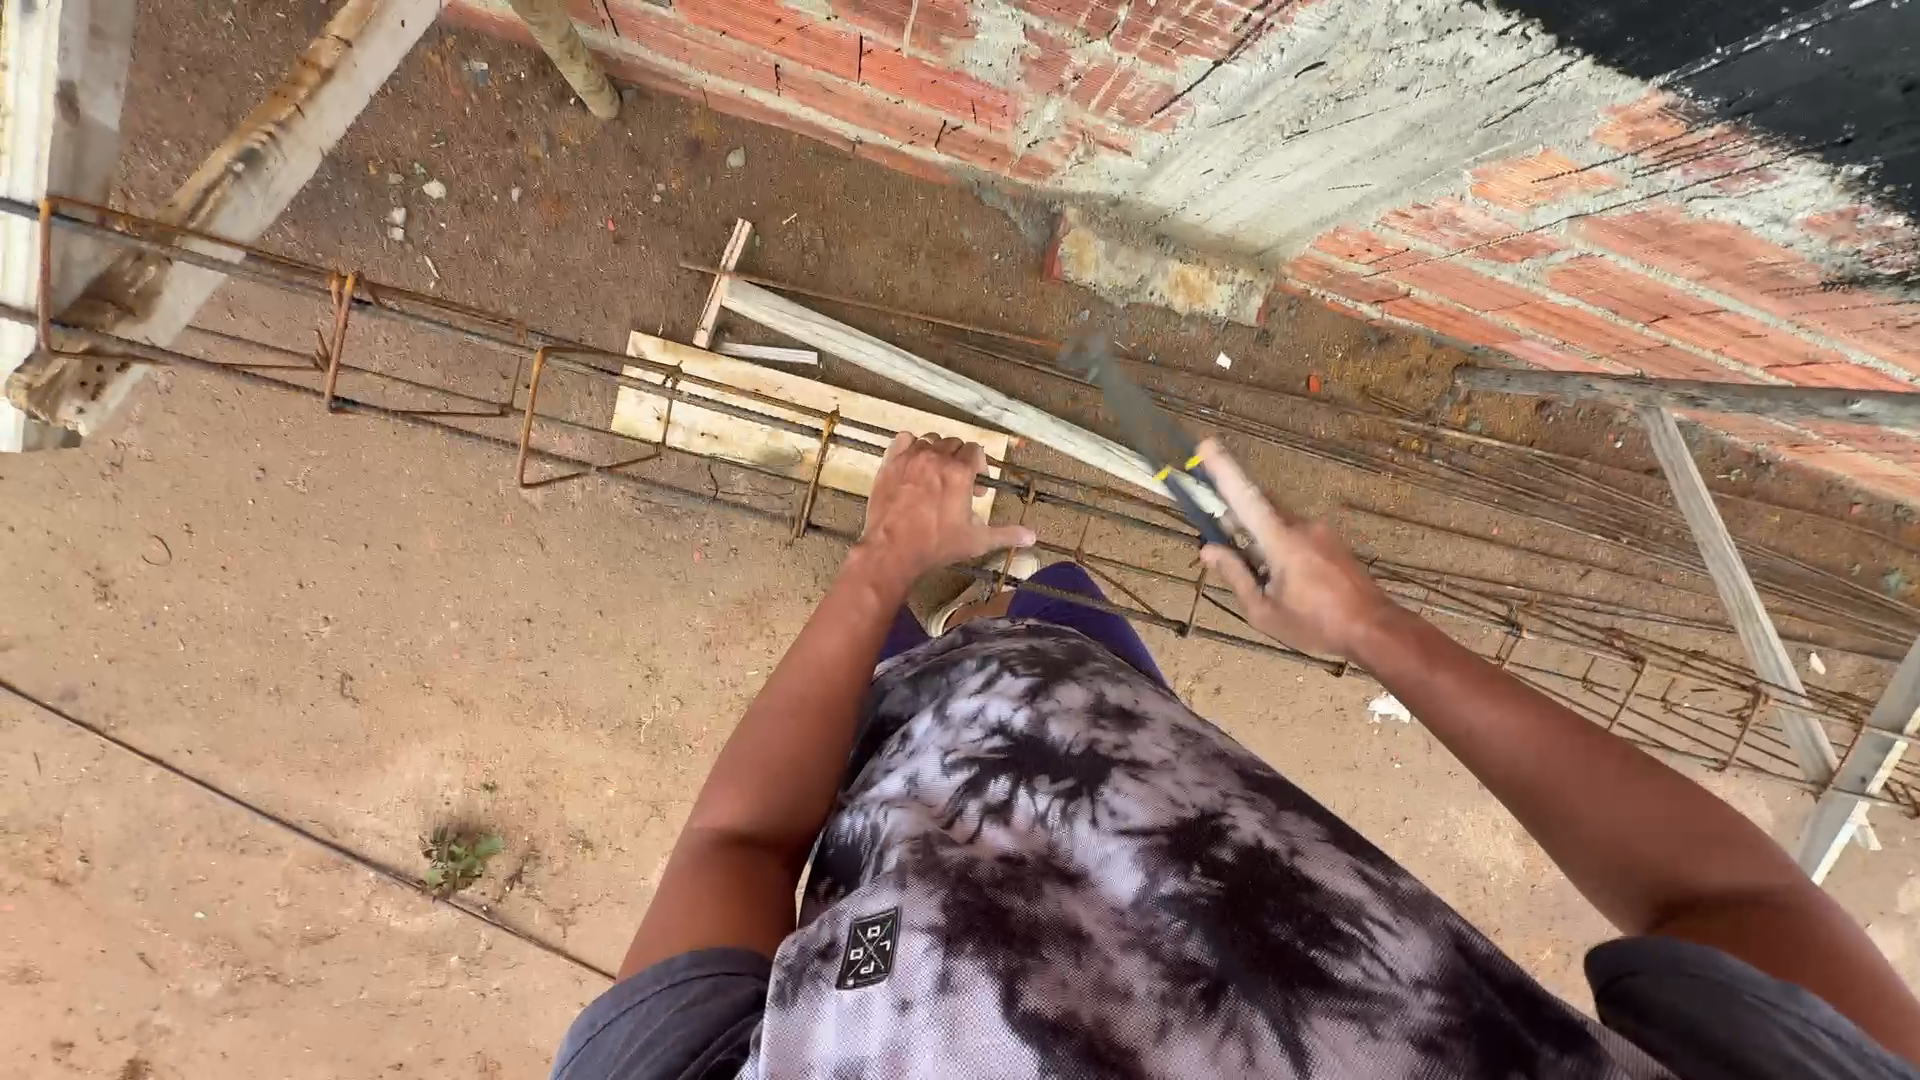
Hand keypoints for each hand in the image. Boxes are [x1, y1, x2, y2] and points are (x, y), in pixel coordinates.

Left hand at [853, 433, 1035, 585]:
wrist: (892, 550)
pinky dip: (911, 447)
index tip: (976, 486)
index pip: (975, 451)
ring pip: (930, 440)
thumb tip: (1031, 537)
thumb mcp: (976, 541)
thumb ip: (1006, 534)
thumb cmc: (936, 545)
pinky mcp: (890, 462)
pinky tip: (914, 463)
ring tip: (937, 473)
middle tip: (959, 484)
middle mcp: (936, 458)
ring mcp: (911, 458)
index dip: (979, 467)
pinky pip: (903, 440)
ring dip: (938, 452)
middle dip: (960, 460)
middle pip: (954, 444)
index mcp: (959, 472)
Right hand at [1196, 438, 1395, 658]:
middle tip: (1219, 538)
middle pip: (1258, 507)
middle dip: (1234, 515)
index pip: (1245, 499)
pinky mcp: (1330, 541)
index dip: (1224, 471)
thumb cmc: (1316, 626)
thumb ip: (1235, 575)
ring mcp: (1319, 532)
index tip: (1207, 444)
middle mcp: (1301, 527)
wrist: (1376, 630)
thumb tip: (1208, 549)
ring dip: (1256, 537)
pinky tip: (1278, 576)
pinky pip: (1292, 532)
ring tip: (1256, 574)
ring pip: (1275, 522)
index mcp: (1282, 542)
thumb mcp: (1264, 611)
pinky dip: (1275, 545)